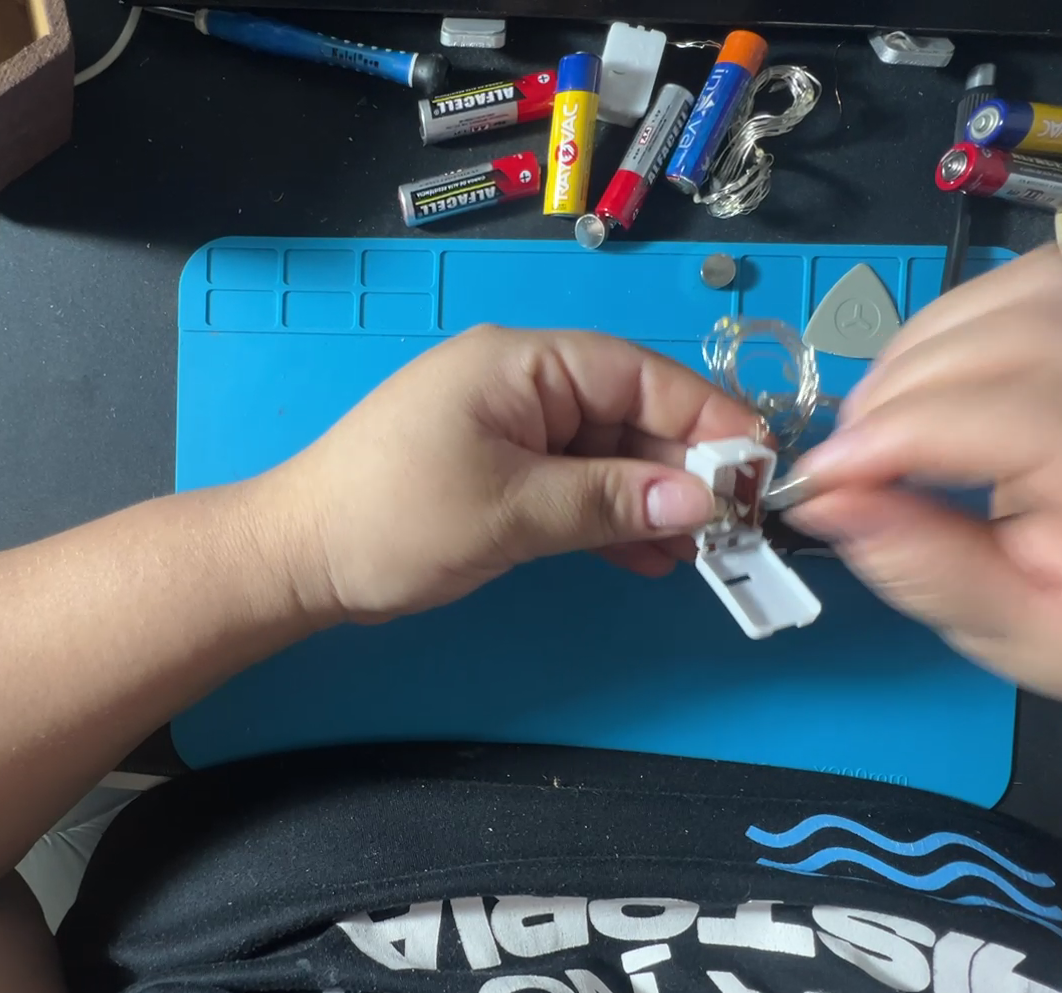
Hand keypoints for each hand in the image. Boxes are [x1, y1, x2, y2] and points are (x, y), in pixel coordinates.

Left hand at [261, 326, 761, 621]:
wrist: (304, 558)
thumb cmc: (397, 518)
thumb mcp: (511, 510)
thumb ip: (610, 501)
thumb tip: (703, 501)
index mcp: (522, 364)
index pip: (635, 375)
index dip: (705, 417)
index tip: (758, 466)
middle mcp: (522, 387)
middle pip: (625, 417)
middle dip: (680, 469)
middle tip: (733, 525)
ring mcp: (510, 432)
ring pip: (603, 458)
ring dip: (648, 502)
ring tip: (699, 552)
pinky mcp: (500, 474)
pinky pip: (571, 488)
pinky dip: (607, 520)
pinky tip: (647, 556)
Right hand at [784, 252, 1061, 723]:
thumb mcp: (1017, 640)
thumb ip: (923, 570)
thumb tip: (821, 500)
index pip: (1040, 421)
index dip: (908, 433)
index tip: (822, 476)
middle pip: (1032, 337)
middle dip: (903, 391)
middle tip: (846, 458)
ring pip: (1032, 294)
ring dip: (922, 351)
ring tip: (878, 421)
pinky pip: (1040, 285)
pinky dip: (954, 324)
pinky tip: (924, 384)